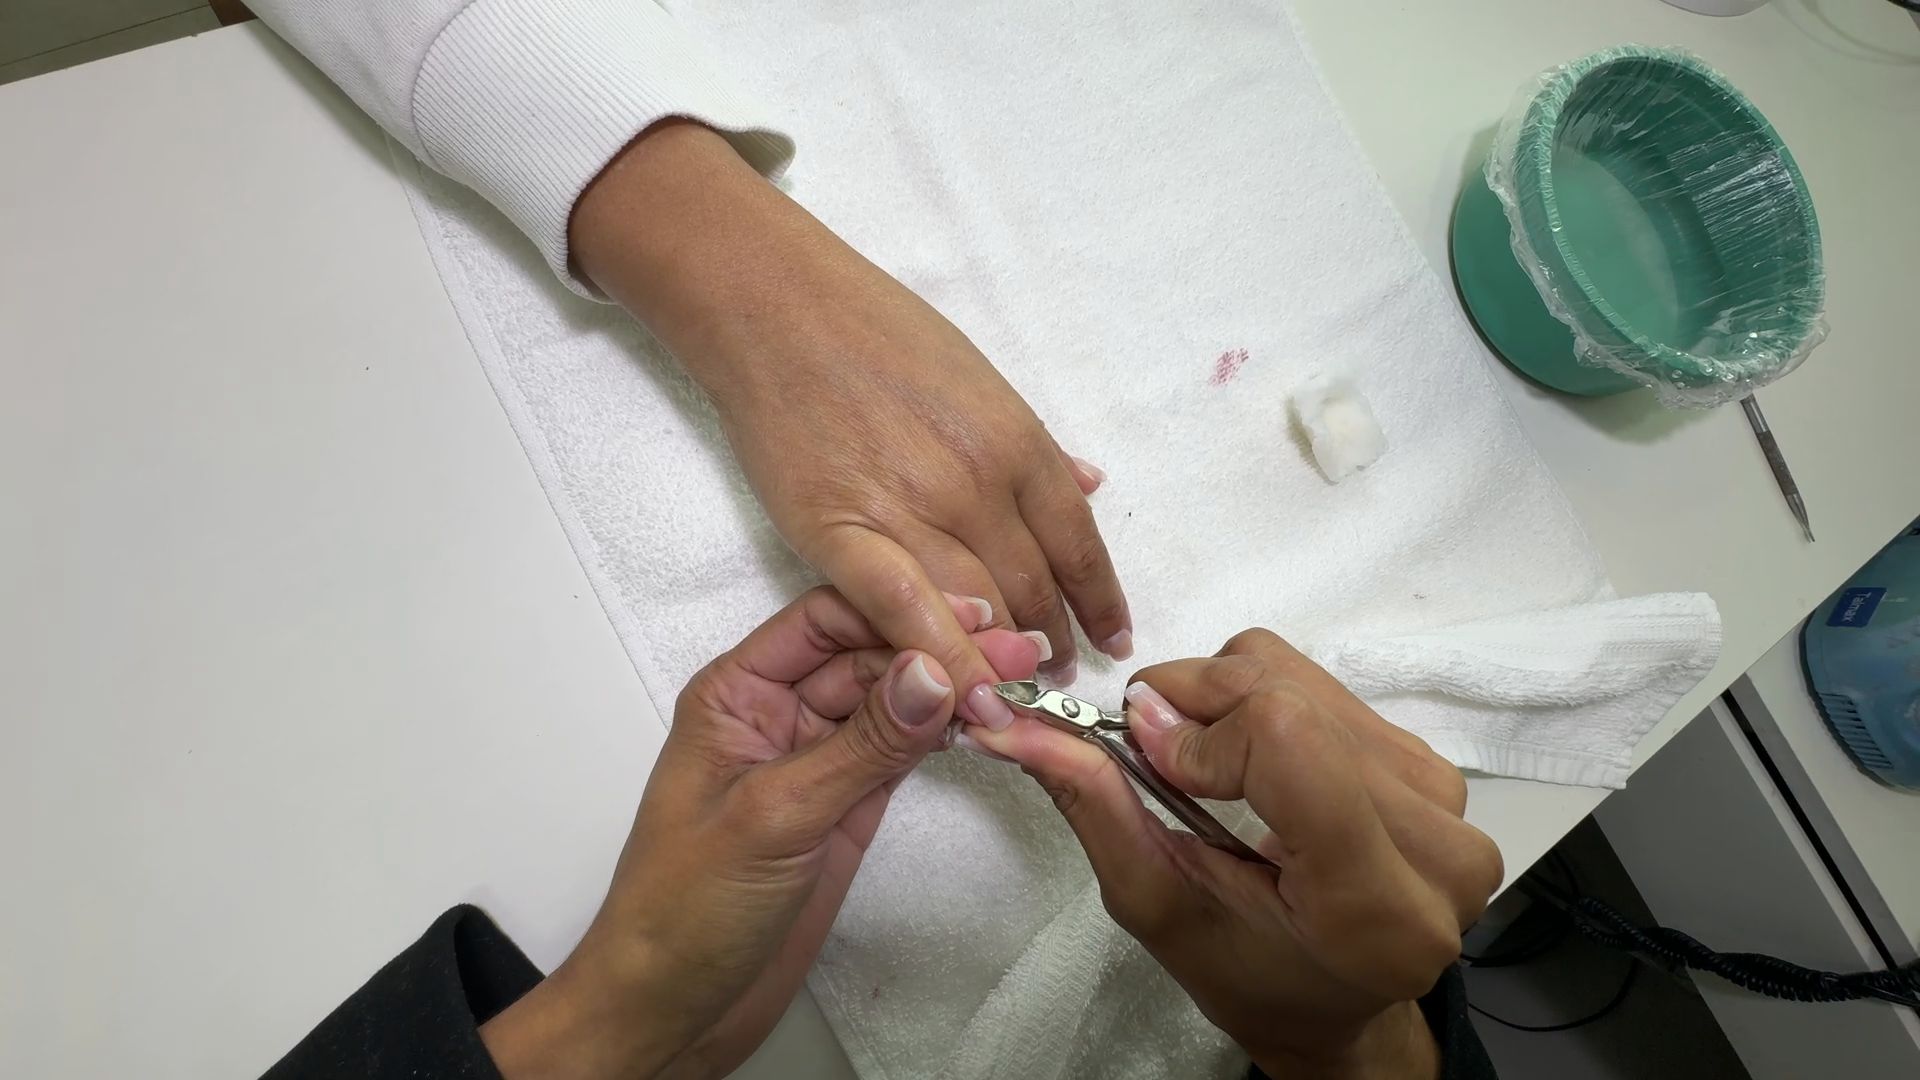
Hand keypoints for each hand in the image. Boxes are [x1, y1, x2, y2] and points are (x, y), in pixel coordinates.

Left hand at [478, 588, 1042, 1079]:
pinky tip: (986, 717)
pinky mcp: (851, 791)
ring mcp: (822, 749)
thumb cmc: (686, 910)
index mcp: (741, 688)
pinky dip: (946, 730)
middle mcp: (783, 705)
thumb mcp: (776, 815)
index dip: (897, 612)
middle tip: (1016, 650)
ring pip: (895, 696)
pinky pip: (905, 743)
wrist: (677, 1011)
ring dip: (953, 687)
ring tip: (1019, 676)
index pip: (828, 620)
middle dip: (941, 650)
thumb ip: (862, 743)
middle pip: (870, 653)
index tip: (969, 622)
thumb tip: (935, 672)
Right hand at [570, 121, 1129, 729]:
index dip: (1101, 600)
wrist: (779, 309)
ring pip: (980, 609)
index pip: (1080, 543)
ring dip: (1005, 659)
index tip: (1114, 638)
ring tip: (1016, 692)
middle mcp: (978, 482)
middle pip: (1034, 587)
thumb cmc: (879, 333)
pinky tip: (970, 697)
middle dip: (1054, 640)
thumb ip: (1032, 443)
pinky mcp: (842, 533)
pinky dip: (943, 661)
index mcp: (1017, 440)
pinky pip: (905, 611)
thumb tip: (1088, 482)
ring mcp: (912, 509)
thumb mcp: (979, 376)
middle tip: (1057, 674)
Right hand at [977, 629, 1502, 1078]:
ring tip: (1205, 758)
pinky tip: (1250, 751)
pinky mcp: (1431, 761)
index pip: (1284, 739)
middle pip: (1279, 693)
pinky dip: (1254, 694)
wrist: (1335, 999)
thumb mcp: (1151, 901)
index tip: (1147, 755)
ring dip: (1218, 696)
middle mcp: (1430, 841)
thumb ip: (1092, 803)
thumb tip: (1015, 724)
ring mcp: (1442, 793)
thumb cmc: (1242, 969)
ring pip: (1290, 671)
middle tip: (1156, 752)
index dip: (1194, 732)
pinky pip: (1314, 676)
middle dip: (1190, 702)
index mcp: (1370, 903)